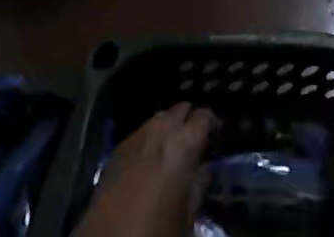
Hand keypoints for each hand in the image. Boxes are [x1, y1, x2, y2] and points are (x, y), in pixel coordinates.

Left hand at [71, 104, 217, 236]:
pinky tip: (150, 158)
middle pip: (180, 109)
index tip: (216, 135)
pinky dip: (150, 137)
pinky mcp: (117, 148)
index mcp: (182, 145)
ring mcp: (135, 136)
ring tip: (173, 148)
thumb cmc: (156, 232)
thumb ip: (199, 185)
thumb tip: (203, 167)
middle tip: (196, 141)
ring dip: (169, 126)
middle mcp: (159, 132)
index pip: (203, 116)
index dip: (212, 123)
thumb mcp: (188, 216)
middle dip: (190, 119)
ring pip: (159, 117)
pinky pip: (140, 131)